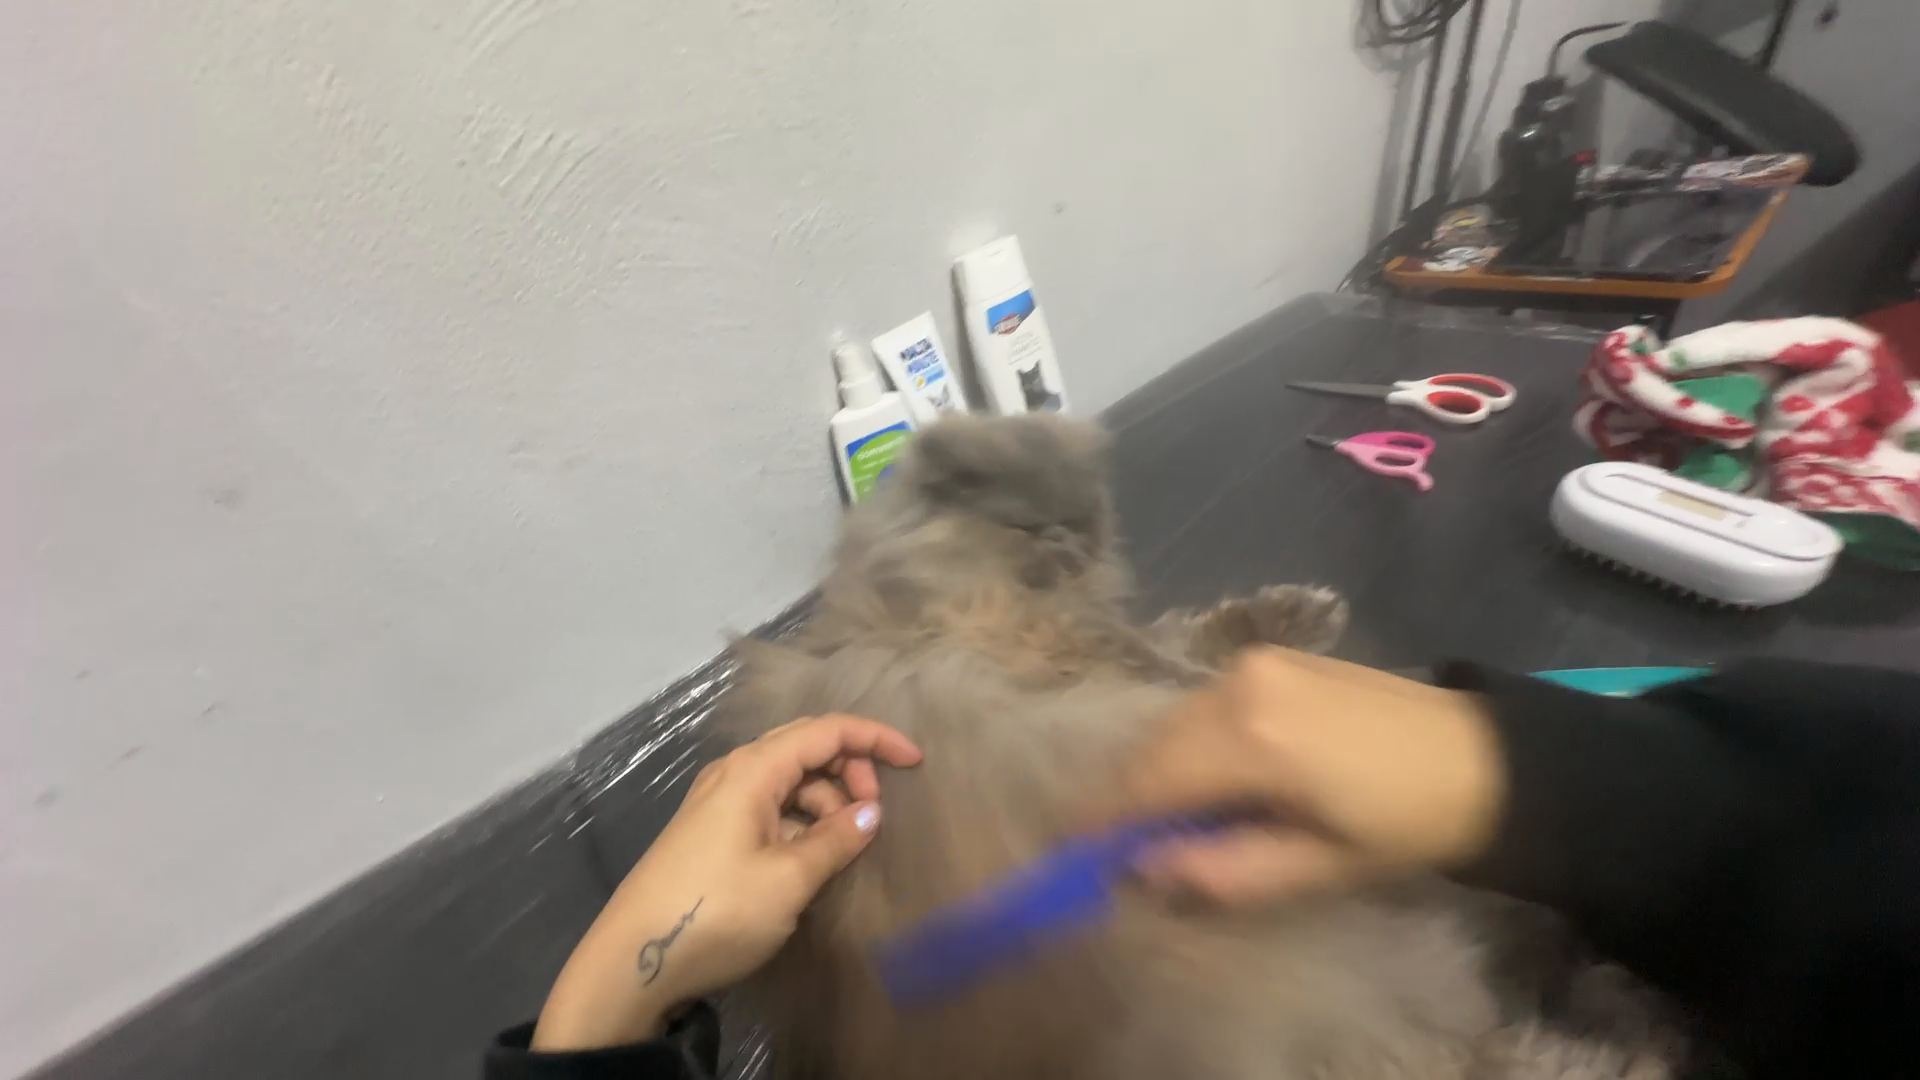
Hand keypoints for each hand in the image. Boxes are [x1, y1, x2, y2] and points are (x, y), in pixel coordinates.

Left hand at [532, 714, 922, 1050]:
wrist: (627, 968)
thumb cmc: (715, 911)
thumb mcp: (788, 879)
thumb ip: (837, 839)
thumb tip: (871, 813)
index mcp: (754, 768)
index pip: (827, 730)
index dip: (875, 738)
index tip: (914, 761)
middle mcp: (736, 771)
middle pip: (808, 747)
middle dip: (851, 769)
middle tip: (876, 813)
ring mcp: (721, 800)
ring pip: (791, 779)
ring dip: (827, 800)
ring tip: (845, 844)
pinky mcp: (713, 829)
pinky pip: (772, 805)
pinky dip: (802, 819)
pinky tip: (812, 854)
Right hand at [1114, 647, 1505, 906]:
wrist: (1480, 754)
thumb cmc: (1403, 824)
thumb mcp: (1318, 867)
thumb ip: (1224, 869)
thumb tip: (1144, 867)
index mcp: (1255, 741)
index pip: (1151, 780)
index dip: (1106, 815)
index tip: (1074, 847)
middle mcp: (1237, 686)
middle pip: (1154, 747)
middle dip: (1136, 796)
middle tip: (1138, 842)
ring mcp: (1248, 662)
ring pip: (1173, 722)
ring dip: (1164, 767)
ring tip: (1188, 810)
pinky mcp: (1260, 655)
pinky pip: (1200, 703)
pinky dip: (1191, 740)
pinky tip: (1220, 768)